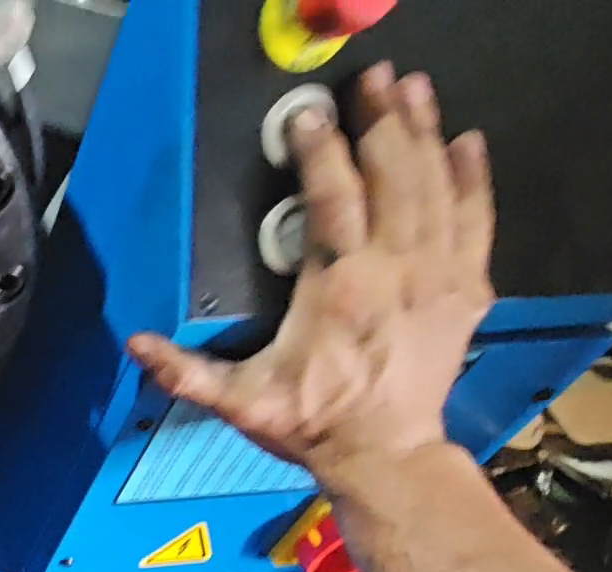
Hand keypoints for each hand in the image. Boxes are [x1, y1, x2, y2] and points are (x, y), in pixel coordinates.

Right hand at [128, 63, 495, 493]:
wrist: (384, 452)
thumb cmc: (309, 423)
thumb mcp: (236, 401)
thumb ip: (184, 371)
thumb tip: (134, 343)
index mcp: (336, 290)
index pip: (332, 200)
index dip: (319, 152)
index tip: (307, 115)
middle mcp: (395, 269)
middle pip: (394, 175)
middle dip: (382, 121)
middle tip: (374, 78)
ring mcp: (439, 275)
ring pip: (437, 185)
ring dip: (425, 133)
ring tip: (414, 90)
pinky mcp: (466, 288)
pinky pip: (477, 217)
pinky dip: (474, 176)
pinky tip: (467, 142)